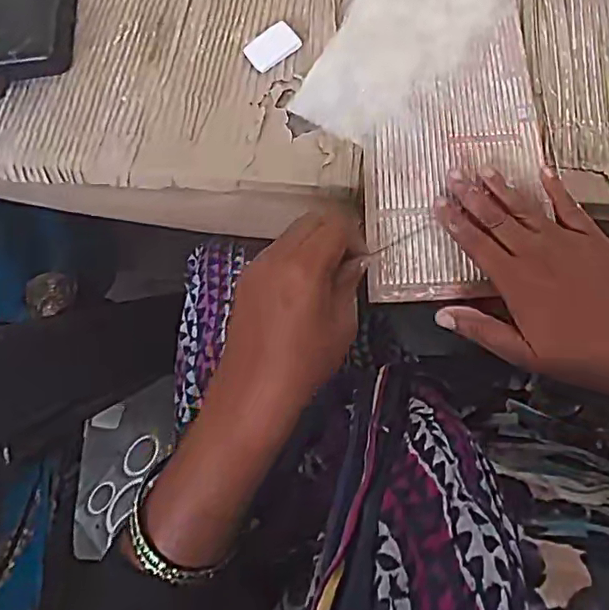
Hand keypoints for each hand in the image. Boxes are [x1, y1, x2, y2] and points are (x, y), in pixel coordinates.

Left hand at [211, 210, 365, 419]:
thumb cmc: (301, 365)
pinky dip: (295, 256)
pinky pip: (277, 252)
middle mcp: (276, 257)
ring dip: (314, 243)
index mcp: (304, 266)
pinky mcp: (247, 279)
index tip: (361, 258)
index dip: (355, 235)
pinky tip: (304, 288)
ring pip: (292, 233)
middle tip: (349, 261)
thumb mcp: (342, 324)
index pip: (335, 222)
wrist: (254, 391)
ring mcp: (257, 266)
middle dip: (335, 232)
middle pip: (312, 219)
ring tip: (327, 276)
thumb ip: (349, 283)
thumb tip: (354, 263)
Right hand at [434, 167, 608, 401]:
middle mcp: (535, 254)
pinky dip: (554, 187)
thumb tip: (443, 315)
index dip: (455, 222)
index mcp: (516, 281)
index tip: (439, 205)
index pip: (476, 243)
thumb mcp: (524, 354)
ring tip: (483, 169)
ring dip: (502, 187)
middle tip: (453, 175)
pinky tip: (543, 171)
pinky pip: (568, 206)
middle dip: (470, 195)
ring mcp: (565, 241)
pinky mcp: (591, 238)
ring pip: (525, 207)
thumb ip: (482, 330)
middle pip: (496, 218)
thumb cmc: (580, 354)